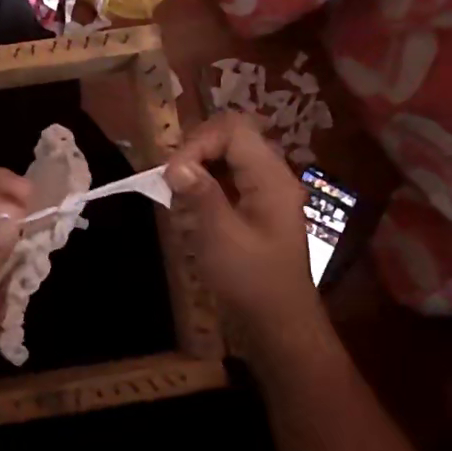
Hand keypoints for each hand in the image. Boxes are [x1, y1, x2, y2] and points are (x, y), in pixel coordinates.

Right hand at [165, 114, 319, 330]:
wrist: (280, 320)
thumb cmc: (252, 279)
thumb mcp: (221, 237)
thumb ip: (200, 195)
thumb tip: (175, 164)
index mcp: (271, 177)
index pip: (233, 130)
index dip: (198, 142)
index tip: (173, 173)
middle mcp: (273, 175)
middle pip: (233, 137)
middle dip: (197, 151)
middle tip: (172, 180)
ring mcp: (267, 190)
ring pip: (230, 156)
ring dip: (200, 167)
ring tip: (178, 193)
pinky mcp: (259, 206)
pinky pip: (231, 178)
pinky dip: (208, 184)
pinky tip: (192, 207)